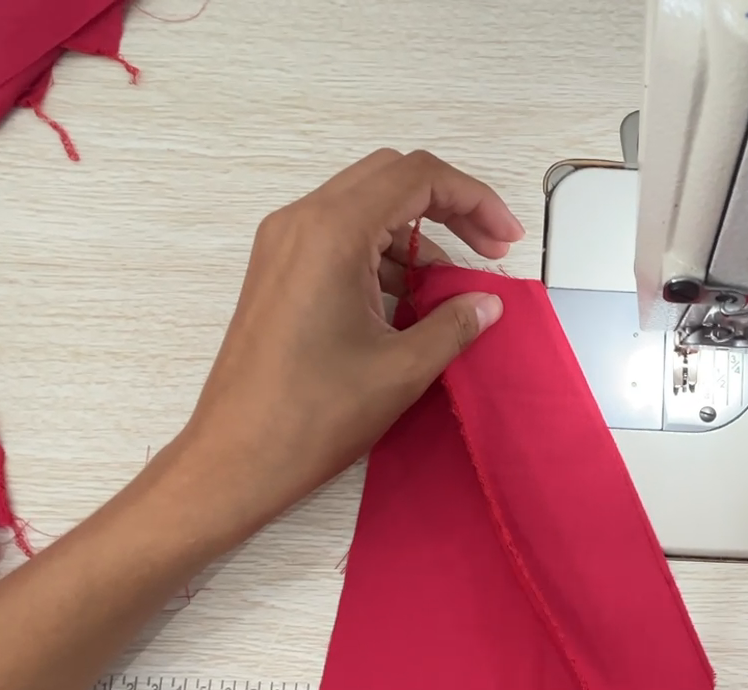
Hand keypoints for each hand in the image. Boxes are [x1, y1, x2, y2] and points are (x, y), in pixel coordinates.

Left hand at [159, 149, 523, 544]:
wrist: (240, 454)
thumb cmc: (317, 413)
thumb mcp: (402, 369)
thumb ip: (455, 325)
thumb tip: (489, 303)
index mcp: (333, 233)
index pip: (416, 176)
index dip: (474, 199)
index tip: (508, 239)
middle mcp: (302, 221)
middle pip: (390, 179)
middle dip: (449, 207)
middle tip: (491, 251)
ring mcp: (285, 244)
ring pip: (366, 208)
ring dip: (417, 236)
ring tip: (454, 291)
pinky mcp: (280, 271)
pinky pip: (343, 240)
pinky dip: (385, 257)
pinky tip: (411, 304)